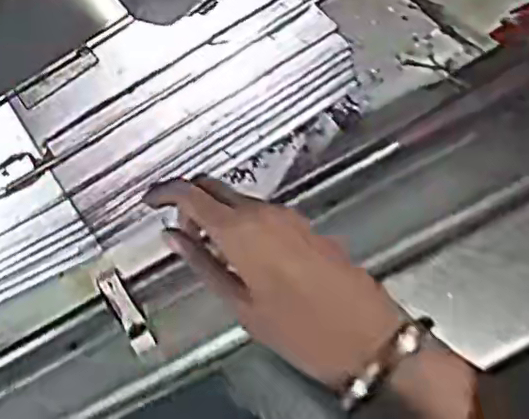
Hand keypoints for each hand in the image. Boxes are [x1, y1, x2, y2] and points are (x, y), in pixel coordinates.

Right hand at [146, 177, 479, 418]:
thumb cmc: (311, 333)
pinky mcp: (304, 225)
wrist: (376, 344)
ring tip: (212, 246)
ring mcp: (286, 216)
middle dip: (187, 198)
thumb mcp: (242, 306)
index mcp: (238, 229)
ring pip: (235, 196)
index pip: (187, 192)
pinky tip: (245, 251)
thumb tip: (174, 240)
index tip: (151, 200)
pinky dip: (241, 218)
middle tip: (177, 224)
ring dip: (216, 210)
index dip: (162, 192)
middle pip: (210, 184)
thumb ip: (202, 264)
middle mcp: (261, 212)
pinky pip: (259, 209)